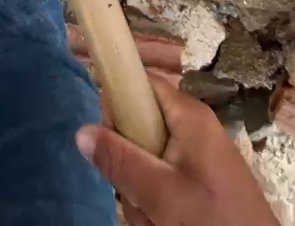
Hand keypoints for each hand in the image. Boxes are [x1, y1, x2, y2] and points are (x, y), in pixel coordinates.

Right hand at [76, 71, 279, 225]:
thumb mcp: (162, 194)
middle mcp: (193, 128)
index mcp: (189, 115)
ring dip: (139, 191)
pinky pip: (163, 181)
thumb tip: (80, 130)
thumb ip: (120, 161)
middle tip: (133, 191)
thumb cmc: (214, 222)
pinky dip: (156, 203)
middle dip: (128, 163)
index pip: (139, 82)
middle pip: (138, 125)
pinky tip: (161, 224)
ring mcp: (199, 158)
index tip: (108, 136)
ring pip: (147, 159)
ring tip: (152, 218)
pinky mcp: (202, 183)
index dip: (117, 102)